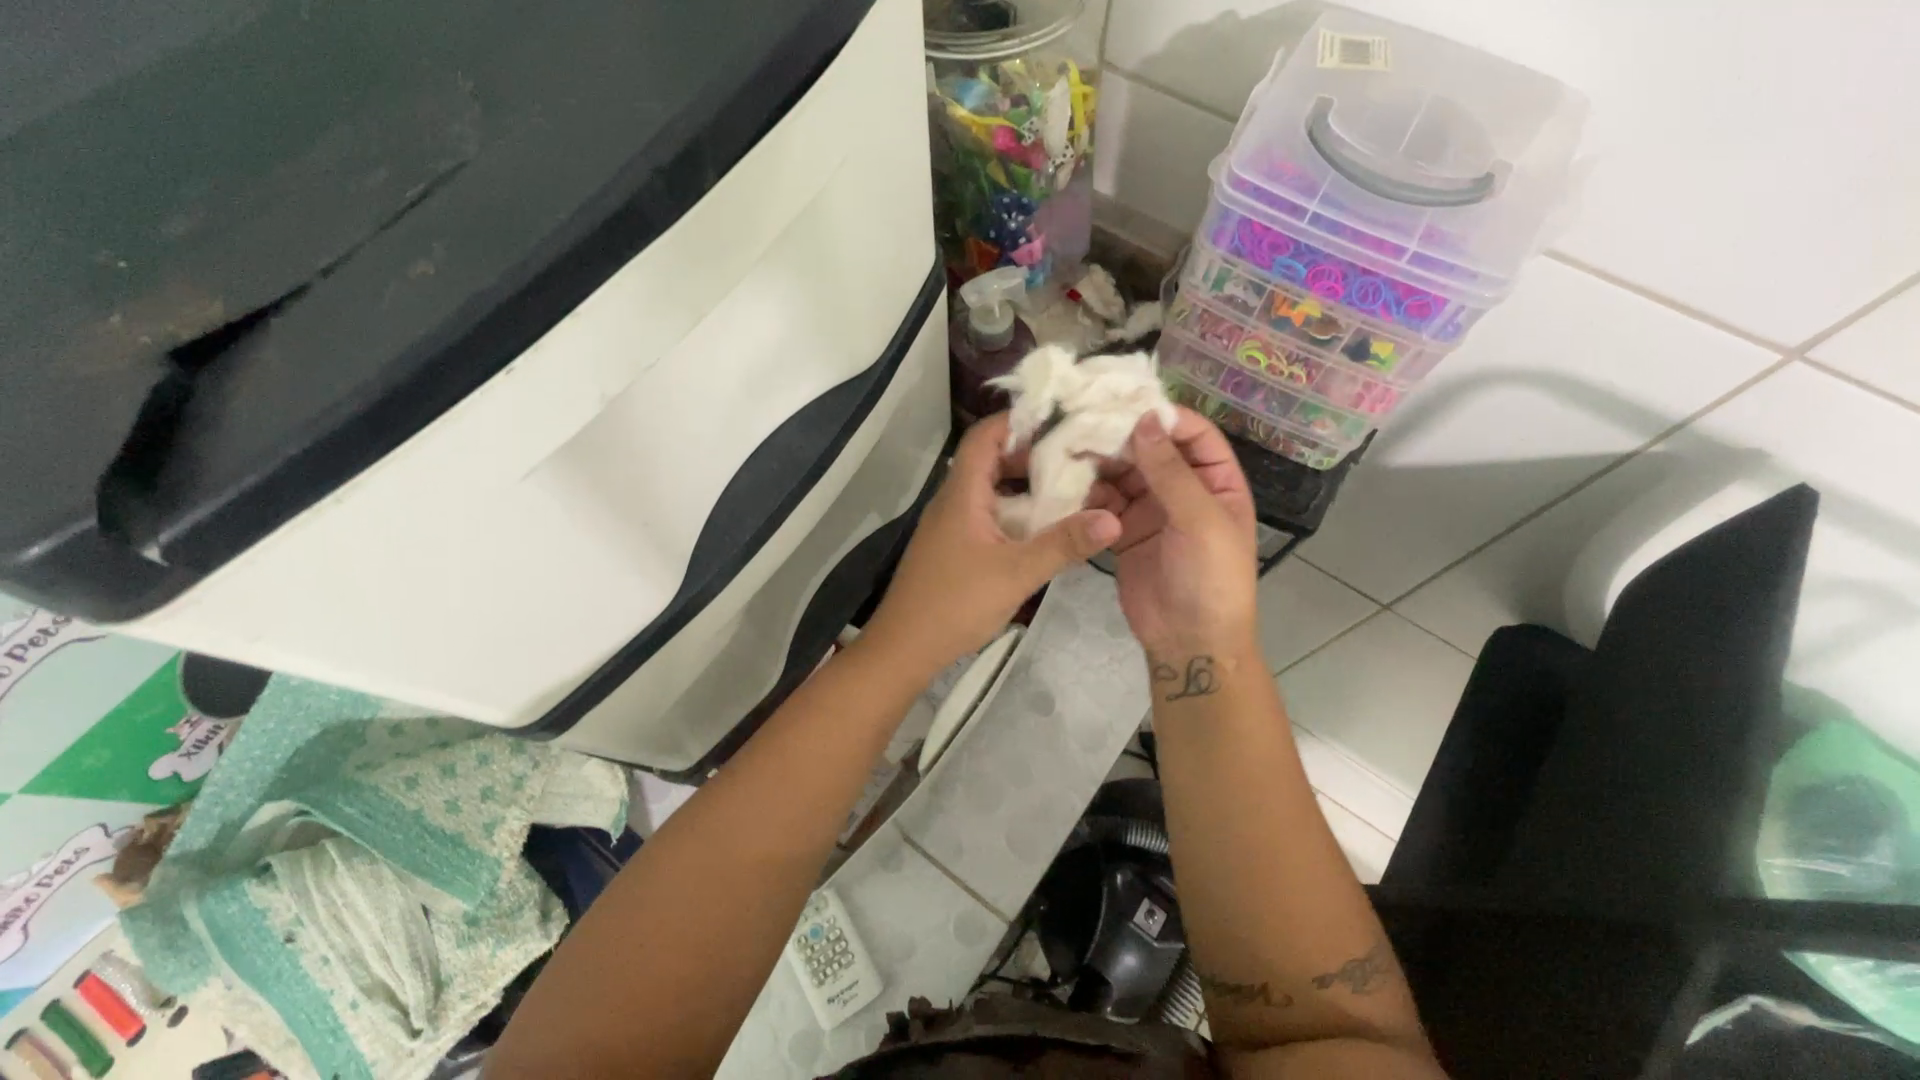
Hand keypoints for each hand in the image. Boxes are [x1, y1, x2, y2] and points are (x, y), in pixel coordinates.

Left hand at [865, 413, 1121, 676]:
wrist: (904, 648)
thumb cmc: (955, 604)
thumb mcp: (1017, 574)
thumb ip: (1064, 544)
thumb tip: (1114, 519)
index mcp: (962, 494)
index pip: (985, 436)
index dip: (1019, 421)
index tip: (1061, 420)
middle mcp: (953, 501)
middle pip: (991, 459)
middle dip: (1033, 454)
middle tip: (1077, 458)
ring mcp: (951, 525)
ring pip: (991, 490)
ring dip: (1026, 486)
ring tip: (1069, 489)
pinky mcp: (953, 548)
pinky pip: (988, 515)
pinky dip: (1015, 512)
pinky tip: (1042, 528)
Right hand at [1090, 409, 1258, 659]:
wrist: (1189, 642)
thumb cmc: (1211, 579)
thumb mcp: (1200, 520)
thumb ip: (1172, 470)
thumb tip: (1146, 420)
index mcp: (1217, 482)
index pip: (1193, 435)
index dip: (1163, 417)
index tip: (1124, 403)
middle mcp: (1184, 490)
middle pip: (1151, 450)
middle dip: (1120, 437)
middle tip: (1083, 423)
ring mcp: (1152, 511)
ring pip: (1123, 474)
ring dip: (1099, 463)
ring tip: (1068, 451)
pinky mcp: (1124, 532)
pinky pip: (1104, 502)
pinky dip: (1088, 493)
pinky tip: (1068, 485)